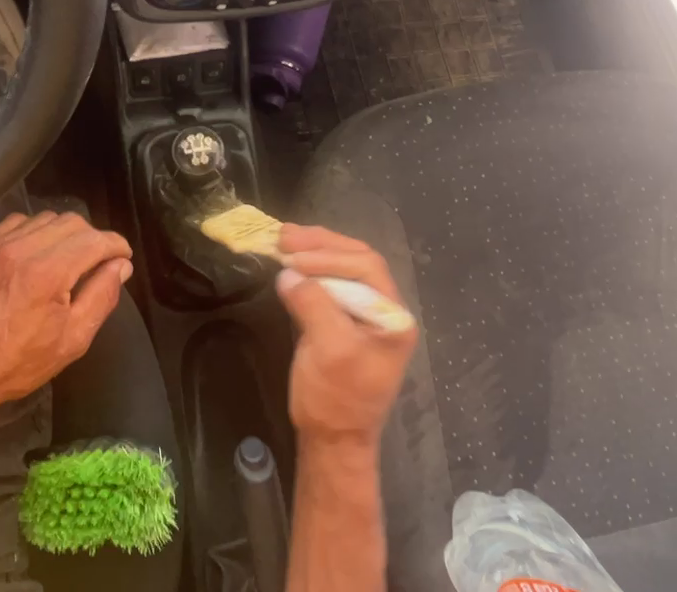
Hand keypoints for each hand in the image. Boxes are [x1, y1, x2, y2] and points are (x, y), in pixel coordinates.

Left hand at [0, 211, 132, 406]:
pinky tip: (36, 254)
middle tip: (98, 262)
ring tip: (67, 258)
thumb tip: (120, 266)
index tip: (123, 257)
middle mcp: (21, 248)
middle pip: (71, 222)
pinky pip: (16, 223)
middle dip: (92, 238)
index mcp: (48, 272)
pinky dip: (34, 232)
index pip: (94, 240)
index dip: (115, 245)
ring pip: (44, 218)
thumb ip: (102, 296)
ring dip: (63, 233)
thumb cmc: (18, 362)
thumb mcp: (72, 339)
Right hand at [275, 224, 416, 445]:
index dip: (329, 256)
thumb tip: (288, 273)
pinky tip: (289, 263)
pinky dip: (308, 270)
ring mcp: (361, 315)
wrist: (333, 441)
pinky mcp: (340, 321)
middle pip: (356, 261)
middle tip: (285, 236)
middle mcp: (383, 311)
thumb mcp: (328, 349)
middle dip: (320, 245)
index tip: (293, 258)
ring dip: (313, 252)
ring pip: (341, 269)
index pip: (366, 267)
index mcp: (393, 317)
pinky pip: (328, 285)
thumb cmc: (336, 398)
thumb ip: (312, 304)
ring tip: (283, 240)